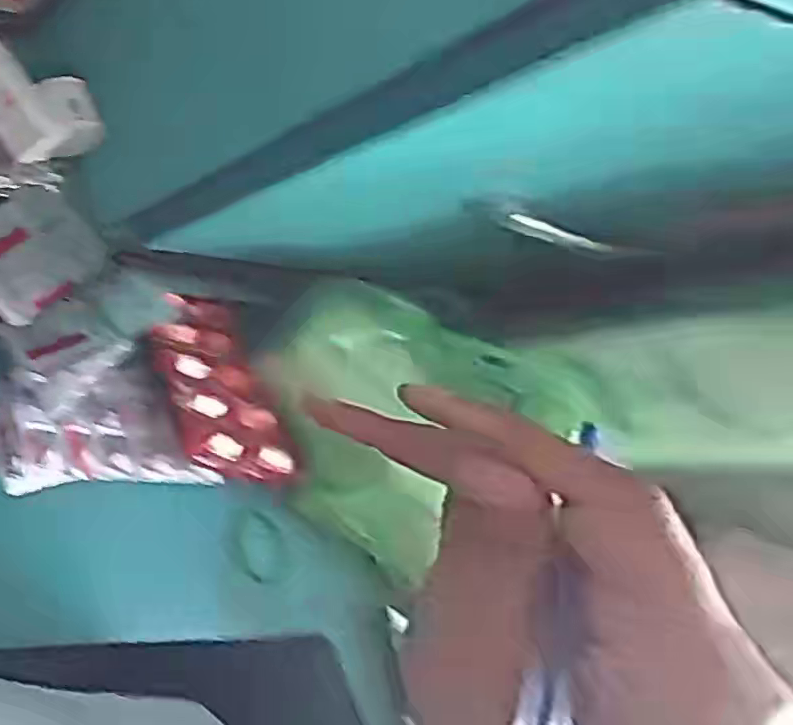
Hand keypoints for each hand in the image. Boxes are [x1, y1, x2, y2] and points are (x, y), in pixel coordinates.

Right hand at [308, 385, 787, 724]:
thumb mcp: (471, 678)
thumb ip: (486, 571)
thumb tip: (488, 467)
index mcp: (689, 659)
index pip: (614, 504)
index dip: (512, 436)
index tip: (413, 402)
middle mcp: (717, 641)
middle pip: (593, 505)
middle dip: (469, 449)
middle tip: (362, 419)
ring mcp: (698, 644)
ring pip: (584, 523)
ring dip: (477, 472)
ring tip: (385, 439)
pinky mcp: (662, 644)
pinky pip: (582, 552)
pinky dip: (505, 512)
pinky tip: (451, 491)